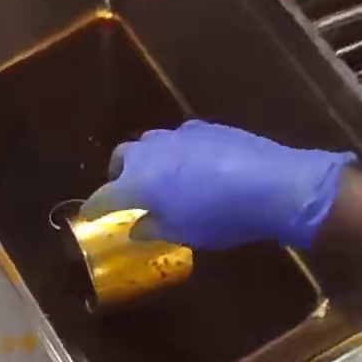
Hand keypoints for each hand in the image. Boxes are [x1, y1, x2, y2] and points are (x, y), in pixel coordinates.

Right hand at [80, 120, 355, 249]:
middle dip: (118, 176)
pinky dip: (174, 154)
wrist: (274, 185)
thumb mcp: (182, 234)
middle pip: (122, 159)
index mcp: (139, 182)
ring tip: (159, 180)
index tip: (88, 216)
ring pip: (150, 145)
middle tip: (125, 194)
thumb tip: (135, 226)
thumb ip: (152, 228)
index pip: (104, 196)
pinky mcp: (206, 127)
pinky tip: (191, 169)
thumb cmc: (221, 219)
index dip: (94, 208)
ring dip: (147, 162)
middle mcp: (152, 152)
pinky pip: (178, 140)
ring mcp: (179, 135)